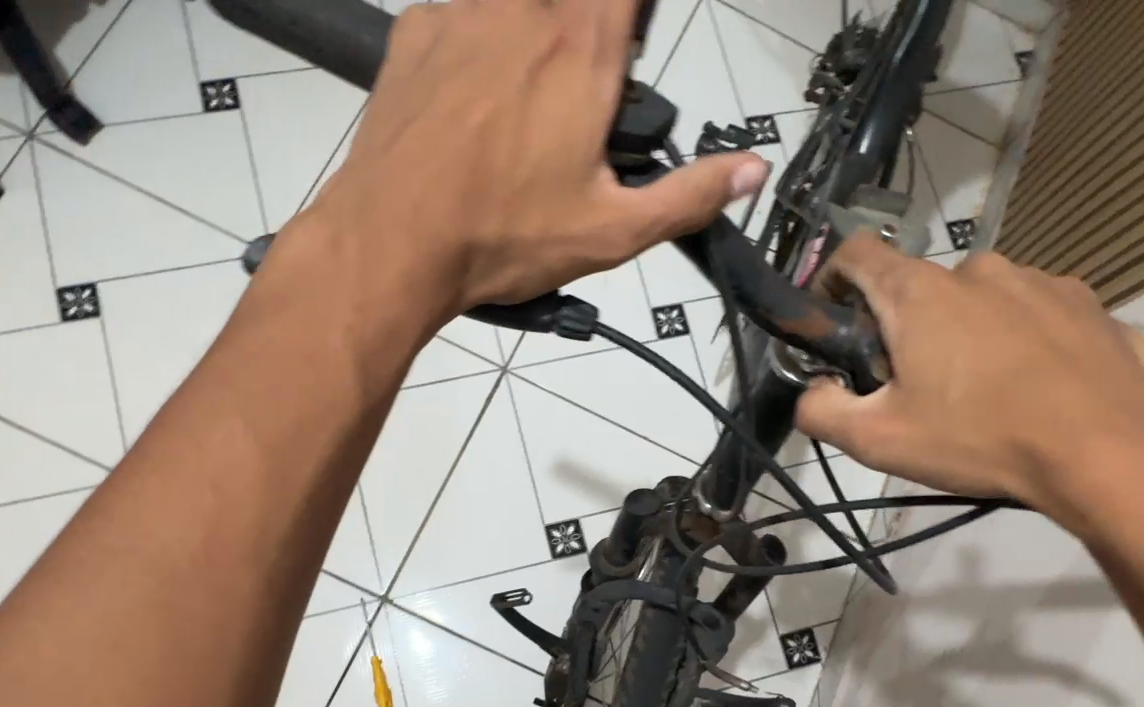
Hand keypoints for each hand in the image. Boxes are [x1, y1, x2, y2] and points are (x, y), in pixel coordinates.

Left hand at [309, 0, 768, 309]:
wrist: (392, 245)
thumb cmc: (505, 238)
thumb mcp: (612, 233)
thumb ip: (689, 196)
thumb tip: (752, 170)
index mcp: (581, 47)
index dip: (634, 12)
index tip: (632, 43)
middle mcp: (523, 8)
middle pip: (574, 3)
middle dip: (589, 41)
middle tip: (580, 110)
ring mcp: (462, 14)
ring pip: (519, 9)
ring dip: (533, 45)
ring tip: (519, 126)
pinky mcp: (415, 34)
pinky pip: (464, 22)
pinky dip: (479, 53)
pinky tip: (469, 119)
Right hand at [795, 237, 1143, 517]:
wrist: (1107, 453)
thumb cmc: (979, 438)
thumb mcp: (877, 440)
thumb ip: (822, 411)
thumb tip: (811, 393)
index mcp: (920, 293)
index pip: (857, 253)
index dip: (833, 278)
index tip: (834, 318)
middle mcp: (981, 271)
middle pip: (923, 289)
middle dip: (908, 329)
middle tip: (916, 389)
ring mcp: (1045, 282)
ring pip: (984, 304)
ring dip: (970, 336)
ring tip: (985, 395)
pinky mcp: (1093, 307)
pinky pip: (1039, 321)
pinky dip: (1024, 348)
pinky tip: (1037, 394)